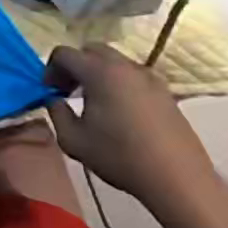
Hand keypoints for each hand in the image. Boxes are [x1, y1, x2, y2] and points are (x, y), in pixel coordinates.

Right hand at [44, 44, 215, 208]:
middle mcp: (125, 66)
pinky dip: (118, 82)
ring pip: (114, 61)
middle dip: (75, 66)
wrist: (177, 177)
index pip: (64, 53)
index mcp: (99, 72)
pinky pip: (133, 75)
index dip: (50, 69)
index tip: (50, 91)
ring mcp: (149, 76)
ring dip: (97, 72)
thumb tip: (54, 99)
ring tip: (93, 101)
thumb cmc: (120, 157)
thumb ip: (56, 113)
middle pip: (91, 50)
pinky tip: (119, 111)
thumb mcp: (73, 140)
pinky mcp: (165, 91)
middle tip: (68, 91)